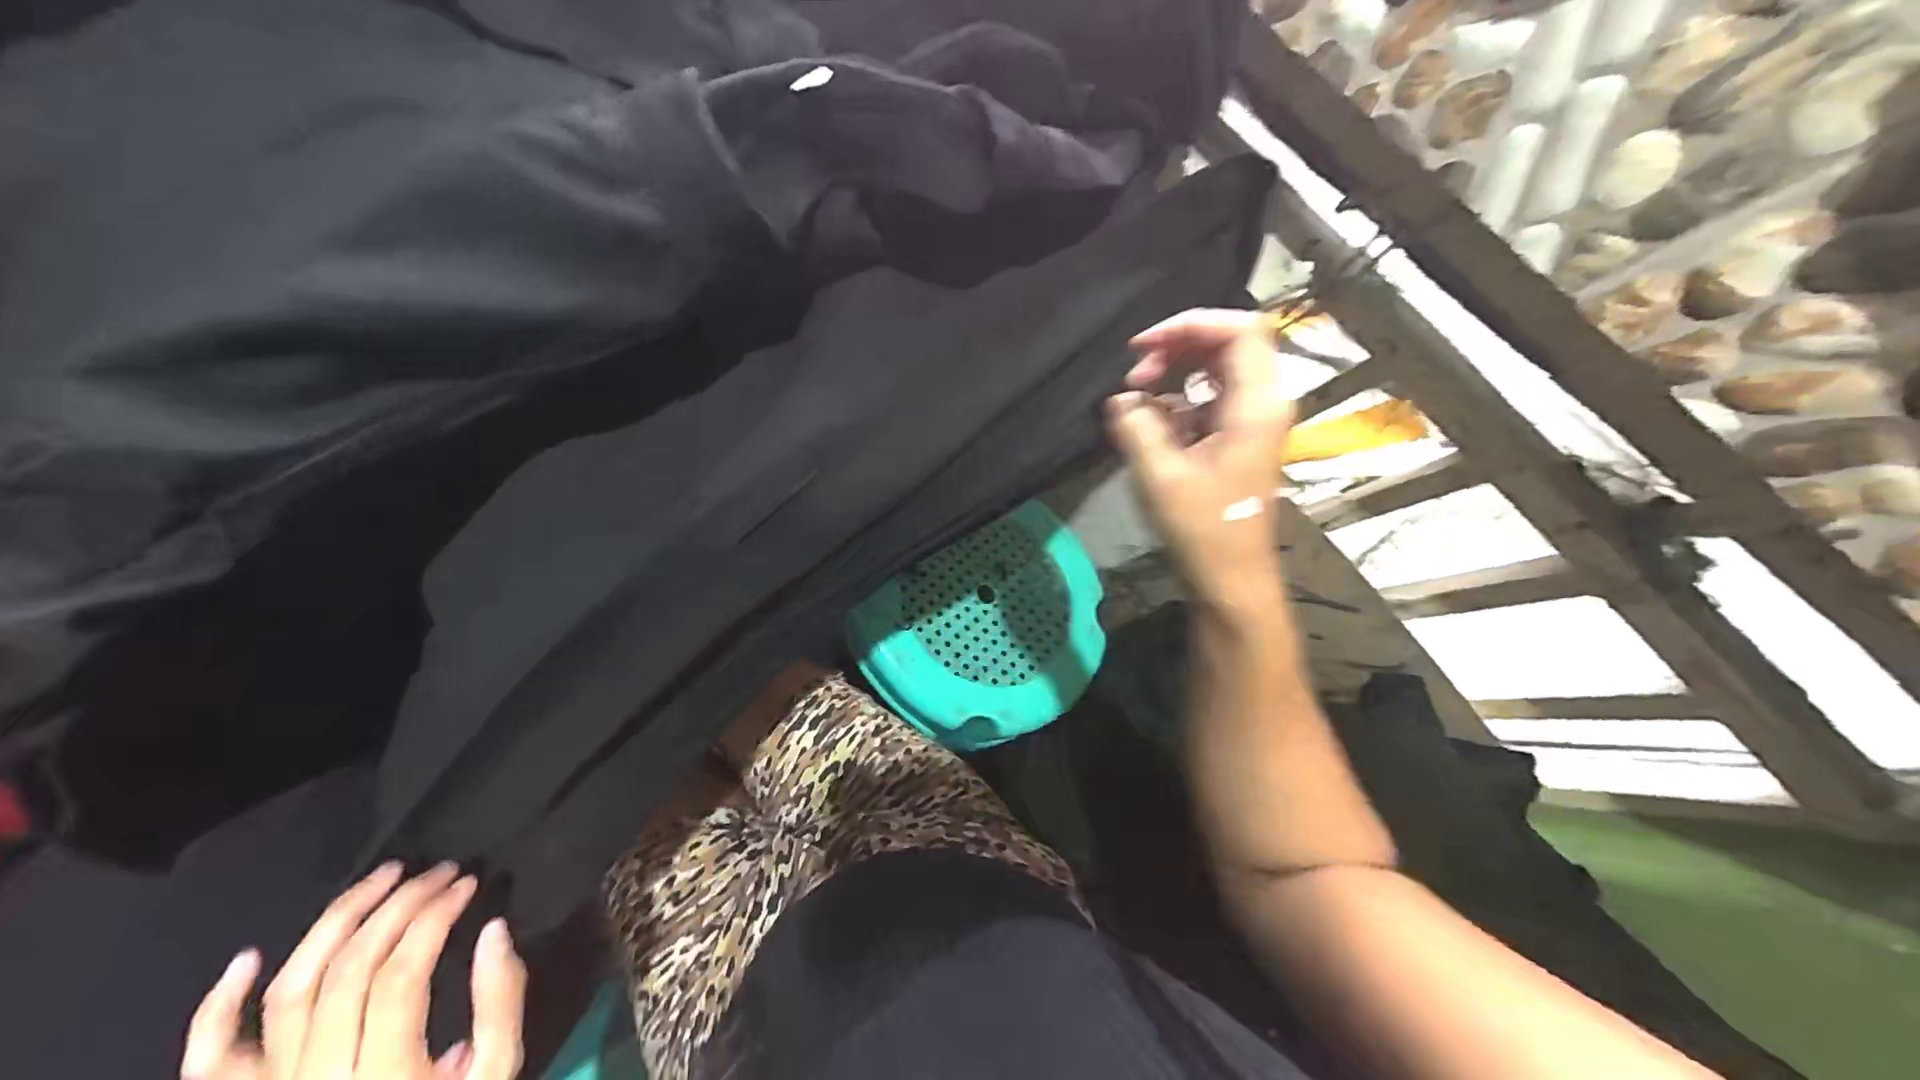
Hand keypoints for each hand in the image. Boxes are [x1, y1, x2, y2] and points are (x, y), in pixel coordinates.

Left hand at [182, 863, 526, 1079]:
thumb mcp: (495, 1073)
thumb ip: (500, 1003)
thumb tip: (494, 929)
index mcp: (384, 1076)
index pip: (400, 974)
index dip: (434, 917)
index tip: (467, 883)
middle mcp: (316, 1079)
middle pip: (348, 970)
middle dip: (399, 906)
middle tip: (439, 871)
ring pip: (289, 990)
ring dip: (335, 922)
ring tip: (381, 879)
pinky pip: (212, 1058)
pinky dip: (218, 1007)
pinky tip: (250, 956)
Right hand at [1106, 309, 1292, 612]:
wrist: (1230, 577)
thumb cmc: (1203, 530)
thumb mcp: (1160, 475)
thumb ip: (1136, 425)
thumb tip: (1121, 399)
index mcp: (1256, 405)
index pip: (1238, 329)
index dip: (1188, 324)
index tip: (1142, 347)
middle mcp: (1262, 404)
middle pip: (1226, 343)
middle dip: (1176, 348)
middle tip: (1136, 376)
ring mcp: (1250, 421)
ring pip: (1215, 370)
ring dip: (1173, 375)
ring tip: (1136, 399)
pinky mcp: (1236, 438)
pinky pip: (1207, 399)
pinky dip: (1175, 401)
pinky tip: (1147, 424)